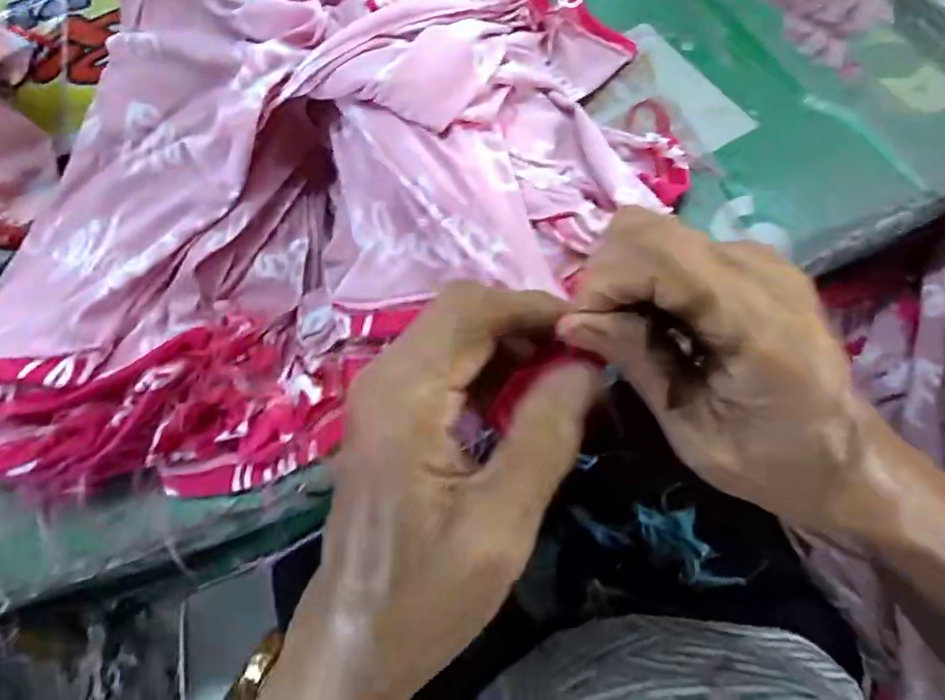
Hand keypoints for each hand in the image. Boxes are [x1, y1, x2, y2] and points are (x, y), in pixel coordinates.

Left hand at [264, 283, 600, 699]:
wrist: (356, 636)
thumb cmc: (427, 591)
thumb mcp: (502, 522)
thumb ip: (545, 434)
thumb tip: (586, 364)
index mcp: (406, 392)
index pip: (471, 309)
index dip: (532, 307)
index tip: (588, 331)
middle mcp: (385, 374)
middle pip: (458, 311)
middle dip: (523, 322)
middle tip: (579, 357)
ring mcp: (381, 388)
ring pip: (451, 331)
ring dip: (506, 341)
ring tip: (562, 374)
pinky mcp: (387, 407)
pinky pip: (441, 362)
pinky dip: (485, 365)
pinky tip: (521, 396)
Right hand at [558, 207, 888, 536]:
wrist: (850, 460)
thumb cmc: (774, 465)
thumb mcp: (694, 434)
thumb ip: (636, 362)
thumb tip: (569, 322)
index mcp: (758, 324)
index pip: (659, 257)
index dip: (603, 283)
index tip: (581, 328)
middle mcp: (761, 272)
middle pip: (647, 228)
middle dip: (605, 272)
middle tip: (600, 326)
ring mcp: (760, 256)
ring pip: (654, 227)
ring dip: (622, 268)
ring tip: (626, 321)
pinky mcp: (752, 256)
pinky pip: (675, 242)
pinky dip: (645, 270)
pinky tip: (656, 314)